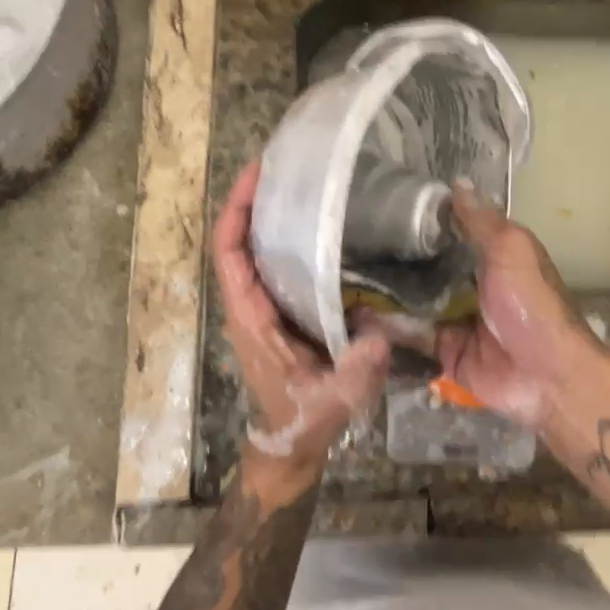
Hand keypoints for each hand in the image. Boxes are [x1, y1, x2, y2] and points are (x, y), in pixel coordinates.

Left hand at [214, 159, 391, 479]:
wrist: (291, 444)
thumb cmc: (302, 420)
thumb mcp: (334, 399)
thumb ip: (356, 370)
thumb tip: (380, 334)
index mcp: (250, 318)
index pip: (229, 255)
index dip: (236, 212)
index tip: (254, 174)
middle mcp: (249, 305)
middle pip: (238, 242)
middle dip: (252, 201)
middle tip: (283, 165)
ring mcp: (262, 308)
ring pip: (254, 251)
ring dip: (268, 216)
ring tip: (300, 183)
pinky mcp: (278, 312)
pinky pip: (274, 266)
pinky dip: (286, 239)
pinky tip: (320, 225)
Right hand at [367, 187, 603, 428]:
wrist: (547, 376)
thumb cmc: (531, 305)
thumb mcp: (511, 251)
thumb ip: (481, 221)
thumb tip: (456, 182)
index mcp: (490, 257)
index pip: (448, 234)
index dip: (419, 224)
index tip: (379, 208)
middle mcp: (469, 285)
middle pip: (425, 268)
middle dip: (393, 260)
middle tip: (348, 245)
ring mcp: (455, 319)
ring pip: (413, 302)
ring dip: (384, 294)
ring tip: (340, 279)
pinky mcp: (444, 352)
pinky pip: (411, 337)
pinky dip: (387, 329)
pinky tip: (355, 316)